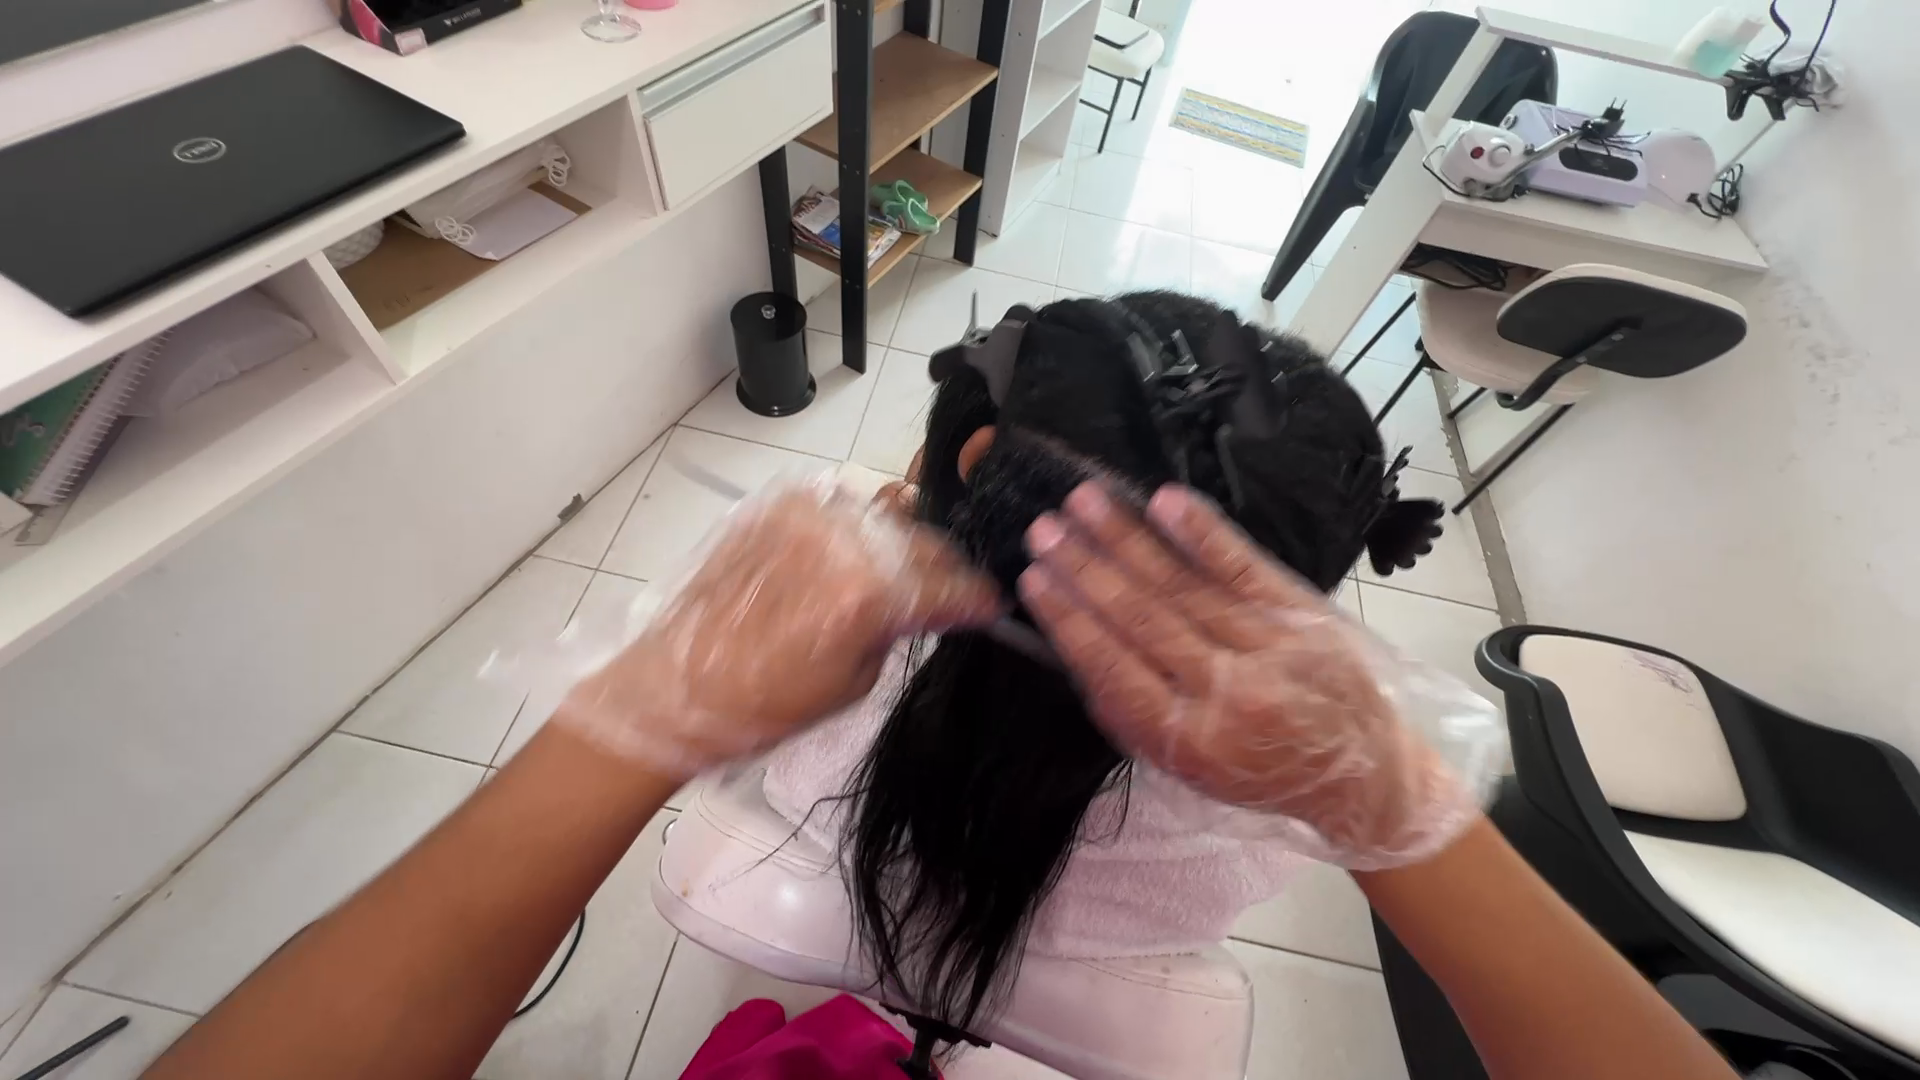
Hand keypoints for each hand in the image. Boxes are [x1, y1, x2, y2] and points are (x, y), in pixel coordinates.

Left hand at [557, 478, 1002, 777]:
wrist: (676, 687)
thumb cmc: (768, 706)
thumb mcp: (855, 682)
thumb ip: (899, 627)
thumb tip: (927, 602)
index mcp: (869, 592)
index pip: (951, 584)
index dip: (978, 599)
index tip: (990, 606)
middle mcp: (845, 538)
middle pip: (926, 540)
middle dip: (945, 569)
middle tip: (948, 591)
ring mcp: (809, 513)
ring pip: (887, 511)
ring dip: (904, 541)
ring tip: (899, 569)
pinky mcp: (778, 505)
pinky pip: (842, 503)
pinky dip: (858, 527)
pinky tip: (852, 552)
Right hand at [1017, 482, 1497, 867]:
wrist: (1363, 770)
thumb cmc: (1257, 771)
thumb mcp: (1183, 767)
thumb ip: (1129, 713)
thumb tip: (1075, 645)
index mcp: (1191, 740)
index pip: (1115, 670)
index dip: (1070, 620)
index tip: (1033, 579)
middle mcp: (1229, 691)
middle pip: (1144, 618)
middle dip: (1087, 569)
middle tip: (1043, 529)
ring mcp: (1268, 645)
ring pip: (1184, 584)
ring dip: (1128, 538)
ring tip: (1084, 500)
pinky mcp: (1299, 613)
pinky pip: (1243, 565)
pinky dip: (1201, 531)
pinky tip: (1163, 500)